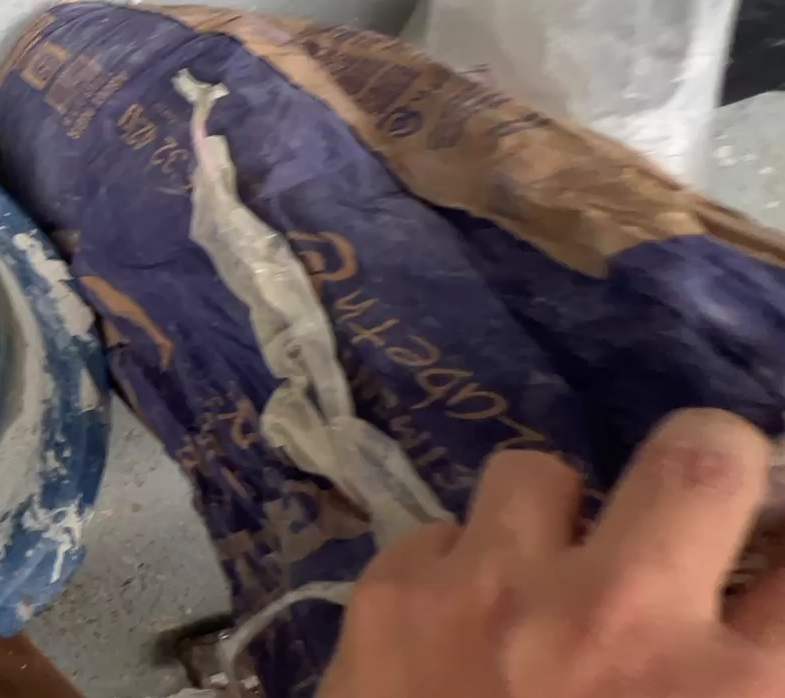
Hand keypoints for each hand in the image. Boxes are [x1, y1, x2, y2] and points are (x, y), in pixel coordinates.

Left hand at [321, 408, 784, 696]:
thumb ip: (748, 681)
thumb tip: (745, 639)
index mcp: (749, 690)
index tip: (766, 554)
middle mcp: (621, 613)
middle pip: (699, 460)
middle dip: (715, 460)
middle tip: (703, 482)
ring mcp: (486, 584)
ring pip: (533, 471)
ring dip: (556, 508)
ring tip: (556, 555)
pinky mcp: (388, 585)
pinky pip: (438, 529)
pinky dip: (461, 559)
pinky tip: (464, 611)